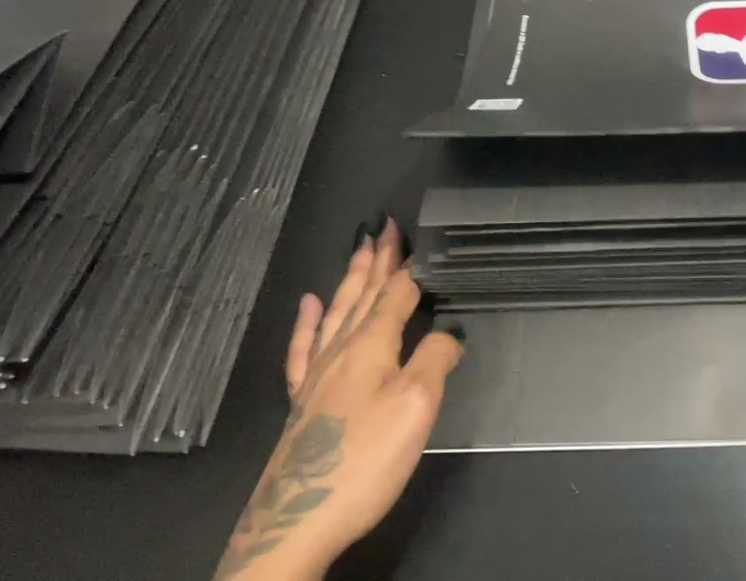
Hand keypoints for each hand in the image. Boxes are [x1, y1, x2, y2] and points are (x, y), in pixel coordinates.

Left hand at [216, 218, 463, 580]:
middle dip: (376, 260)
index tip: (414, 234)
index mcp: (371, 345)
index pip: (395, 294)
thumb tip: (448, 329)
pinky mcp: (302, 401)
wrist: (296, 519)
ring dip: (350, 278)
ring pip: (336, 311)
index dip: (409, 265)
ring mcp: (317, 375)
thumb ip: (435, 359)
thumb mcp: (417, 405)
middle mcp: (341, 351)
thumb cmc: (365, 459)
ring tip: (358, 249)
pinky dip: (307, 321)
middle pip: (362, 294)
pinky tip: (307, 305)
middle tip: (383, 226)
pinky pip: (304, 347)